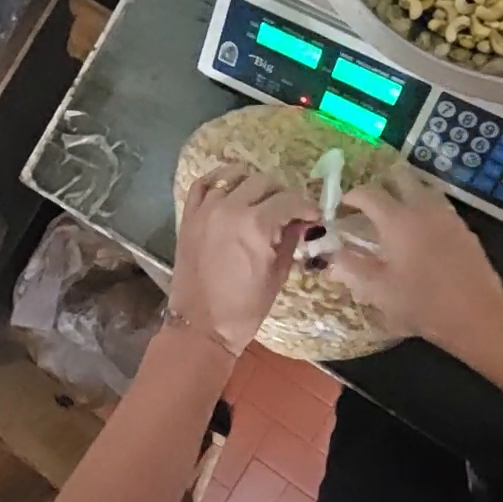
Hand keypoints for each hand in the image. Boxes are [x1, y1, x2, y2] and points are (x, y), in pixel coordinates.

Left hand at [169, 165, 317, 354]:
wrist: (200, 326)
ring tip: (260, 200)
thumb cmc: (244, 308)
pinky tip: (231, 190)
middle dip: (283, 193)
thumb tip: (304, 221)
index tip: (314, 215)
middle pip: (264, 181)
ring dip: (253, 184)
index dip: (307, 206)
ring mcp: (205, 209)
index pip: (289, 200)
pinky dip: (219, 181)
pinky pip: (203, 183)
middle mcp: (229, 208)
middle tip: (289, 210)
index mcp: (255, 225)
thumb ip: (291, 240)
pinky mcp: (188, 216)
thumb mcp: (277, 275)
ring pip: (234, 175)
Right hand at [326, 165, 502, 345]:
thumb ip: (351, 268)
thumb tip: (330, 256)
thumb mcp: (378, 290)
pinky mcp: (464, 229)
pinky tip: (419, 231)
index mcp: (397, 220)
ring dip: (404, 192)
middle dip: (380, 184)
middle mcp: (422, 209)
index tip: (341, 208)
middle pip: (399, 178)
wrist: (478, 317)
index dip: (350, 197)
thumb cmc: (422, 304)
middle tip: (367, 204)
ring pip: (422, 188)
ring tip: (393, 213)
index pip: (367, 193)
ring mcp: (447, 216)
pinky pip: (438, 205)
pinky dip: (423, 207)